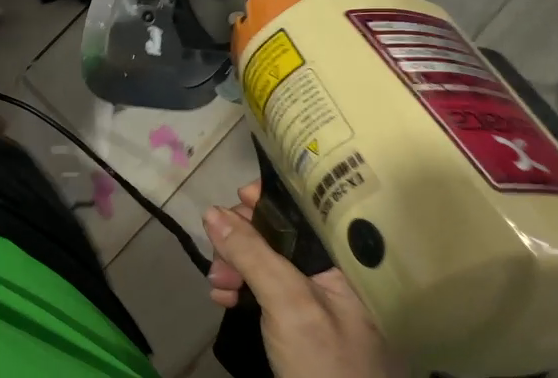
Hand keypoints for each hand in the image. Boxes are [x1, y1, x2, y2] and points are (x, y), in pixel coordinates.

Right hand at [205, 181, 403, 377]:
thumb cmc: (327, 367)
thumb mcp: (288, 305)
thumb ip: (252, 254)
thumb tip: (212, 212)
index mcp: (346, 270)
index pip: (309, 216)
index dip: (273, 201)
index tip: (236, 197)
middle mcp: (333, 280)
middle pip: (279, 237)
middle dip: (241, 240)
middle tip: (219, 259)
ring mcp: (316, 304)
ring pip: (266, 263)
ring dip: (234, 266)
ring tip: (218, 286)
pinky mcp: (298, 325)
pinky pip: (264, 290)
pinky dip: (240, 288)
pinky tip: (223, 297)